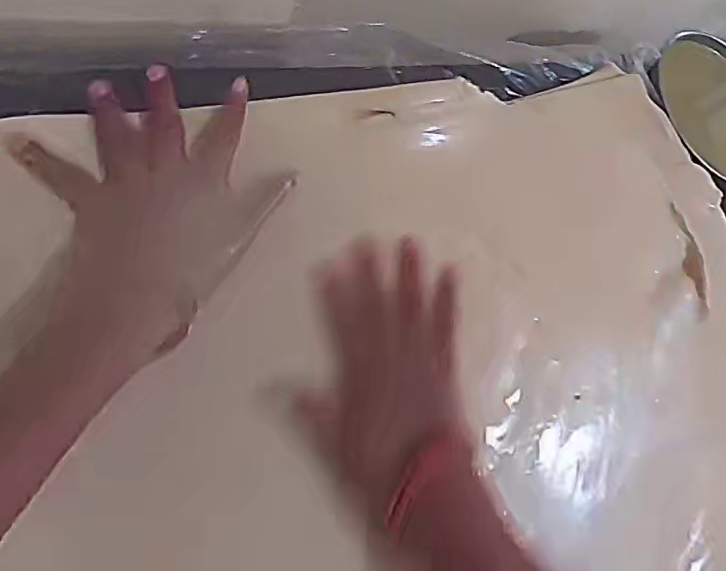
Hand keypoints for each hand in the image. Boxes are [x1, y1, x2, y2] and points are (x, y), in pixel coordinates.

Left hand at [9, 66, 294, 373]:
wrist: (130, 304)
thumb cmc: (191, 276)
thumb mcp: (237, 238)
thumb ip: (263, 203)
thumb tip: (289, 177)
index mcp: (204, 181)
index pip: (224, 137)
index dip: (233, 110)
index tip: (237, 83)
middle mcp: (166, 172)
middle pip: (166, 127)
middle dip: (164, 97)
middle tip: (156, 69)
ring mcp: (127, 184)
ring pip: (119, 140)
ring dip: (109, 112)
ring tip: (100, 86)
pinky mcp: (93, 201)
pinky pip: (64, 177)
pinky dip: (41, 159)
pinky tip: (18, 141)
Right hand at [294, 238, 466, 518]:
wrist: (428, 486)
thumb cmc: (377, 471)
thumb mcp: (333, 449)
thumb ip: (311, 411)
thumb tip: (274, 389)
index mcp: (359, 375)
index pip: (341, 326)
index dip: (332, 294)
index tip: (326, 264)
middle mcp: (390, 357)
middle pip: (377, 308)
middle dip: (369, 272)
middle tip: (365, 239)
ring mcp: (421, 356)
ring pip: (412, 307)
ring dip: (409, 273)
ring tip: (407, 241)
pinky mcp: (446, 362)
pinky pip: (447, 324)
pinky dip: (448, 297)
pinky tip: (450, 271)